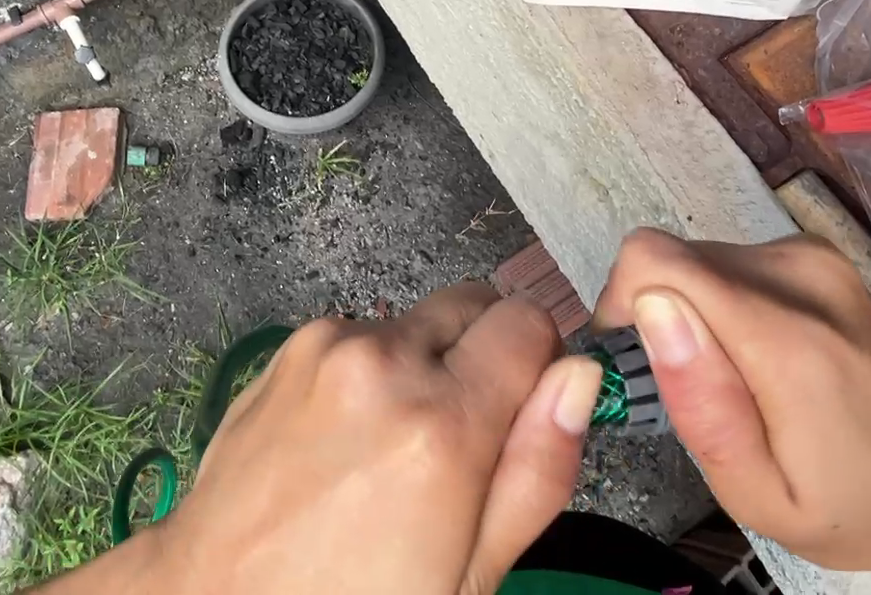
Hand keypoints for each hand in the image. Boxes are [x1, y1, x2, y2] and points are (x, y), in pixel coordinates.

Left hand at [65, 283, 602, 594]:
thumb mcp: (469, 578)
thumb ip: (537, 470)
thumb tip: (578, 374)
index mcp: (440, 425)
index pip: (528, 322)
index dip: (540, 362)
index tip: (522, 409)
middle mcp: (384, 360)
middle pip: (476, 303)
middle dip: (485, 352)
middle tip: (459, 434)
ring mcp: (329, 343)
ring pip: (419, 320)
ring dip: (425, 362)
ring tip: (390, 442)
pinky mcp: (291, 342)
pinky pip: (365, 331)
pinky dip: (375, 366)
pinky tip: (346, 431)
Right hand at [593, 228, 870, 580]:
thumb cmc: (857, 502)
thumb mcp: (762, 497)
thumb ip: (700, 404)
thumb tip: (649, 309)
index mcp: (785, 334)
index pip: (653, 261)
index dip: (620, 303)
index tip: (635, 361)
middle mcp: (795, 270)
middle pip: (667, 259)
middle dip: (654, 315)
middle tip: (690, 386)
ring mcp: (808, 252)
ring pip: (691, 257)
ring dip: (685, 309)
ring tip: (728, 374)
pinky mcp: (811, 249)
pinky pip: (723, 260)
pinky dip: (714, 300)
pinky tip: (751, 351)